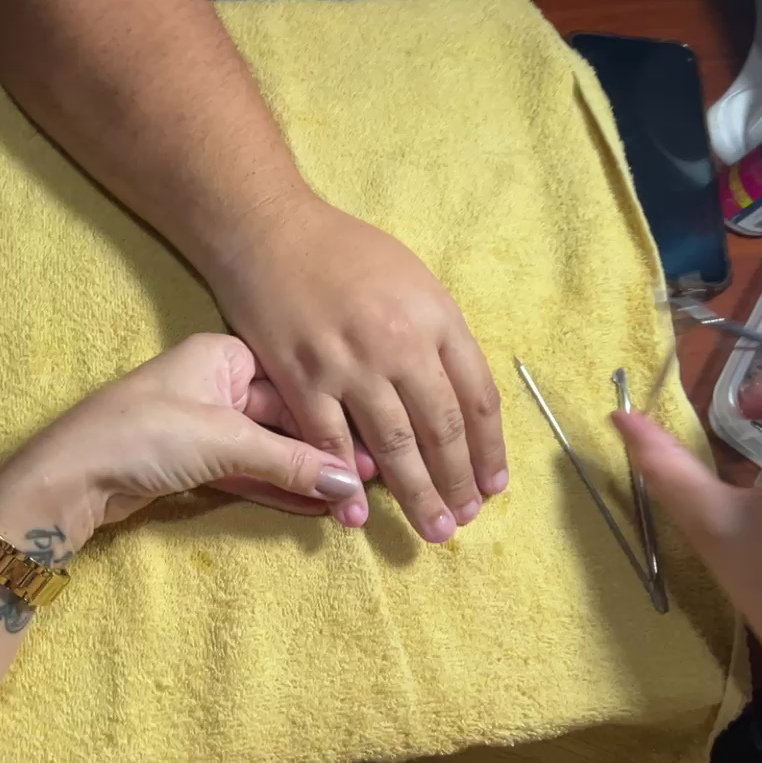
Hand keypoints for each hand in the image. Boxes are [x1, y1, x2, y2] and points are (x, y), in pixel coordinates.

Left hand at [0, 334, 364, 546]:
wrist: (73, 477)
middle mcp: (216, 385)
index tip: (376, 448)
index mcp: (222, 356)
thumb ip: (291, 461)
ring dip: (306, 477)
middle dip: (324, 453)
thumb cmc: (145, 434)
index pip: (293, 383)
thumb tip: (352, 484)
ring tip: (354, 503)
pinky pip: (248, 473)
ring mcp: (205, 426)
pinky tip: (316, 508)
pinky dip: (278, 490)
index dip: (333, 417)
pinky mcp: (194, 463)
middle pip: (284, 419)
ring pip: (269, 451)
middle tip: (374, 483)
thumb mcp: (225, 440)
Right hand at [206, 195, 506, 543]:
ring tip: (433, 530)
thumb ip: (436, 334)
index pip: (477, 399)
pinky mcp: (301, 379)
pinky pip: (329, 441)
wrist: (269, 232)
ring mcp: (349, 364)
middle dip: (457, 484)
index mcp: (436, 317)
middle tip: (464, 523)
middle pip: (441, 430)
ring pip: (393, 445)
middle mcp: (400, 344)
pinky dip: (343, 482)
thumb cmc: (342, 252)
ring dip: (416, 495)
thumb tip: (452, 391)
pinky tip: (356, 514)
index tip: (492, 487)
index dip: (488, 450)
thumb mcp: (411, 278)